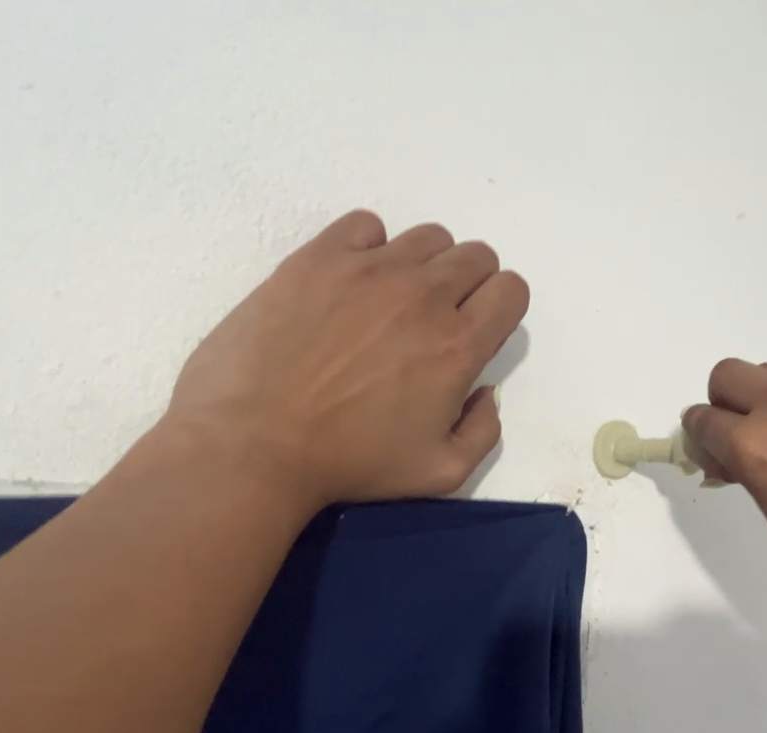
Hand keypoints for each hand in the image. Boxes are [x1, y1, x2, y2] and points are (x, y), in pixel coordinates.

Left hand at [158, 211, 527, 508]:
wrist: (254, 444)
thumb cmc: (352, 464)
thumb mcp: (442, 472)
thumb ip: (484, 430)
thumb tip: (486, 391)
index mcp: (458, 346)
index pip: (511, 290)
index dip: (503, 308)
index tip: (480, 331)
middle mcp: (422, 296)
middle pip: (476, 256)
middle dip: (472, 285)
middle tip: (438, 321)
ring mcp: (367, 269)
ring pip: (428, 237)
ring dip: (427, 265)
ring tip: (394, 303)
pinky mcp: (317, 258)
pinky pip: (366, 226)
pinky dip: (371, 248)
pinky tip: (353, 285)